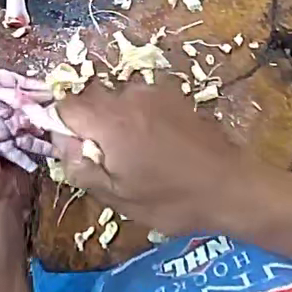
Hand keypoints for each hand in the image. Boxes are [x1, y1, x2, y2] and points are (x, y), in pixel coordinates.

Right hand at [50, 81, 267, 235]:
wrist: (230, 185)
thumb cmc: (172, 200)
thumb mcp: (118, 198)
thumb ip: (80, 167)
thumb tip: (61, 144)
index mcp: (110, 121)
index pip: (65, 107)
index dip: (61, 128)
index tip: (74, 151)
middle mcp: (129, 96)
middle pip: (90, 100)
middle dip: (88, 125)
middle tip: (106, 159)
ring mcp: (153, 91)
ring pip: (115, 99)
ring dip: (114, 121)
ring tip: (136, 155)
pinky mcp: (173, 94)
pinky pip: (139, 100)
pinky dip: (137, 117)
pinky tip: (156, 144)